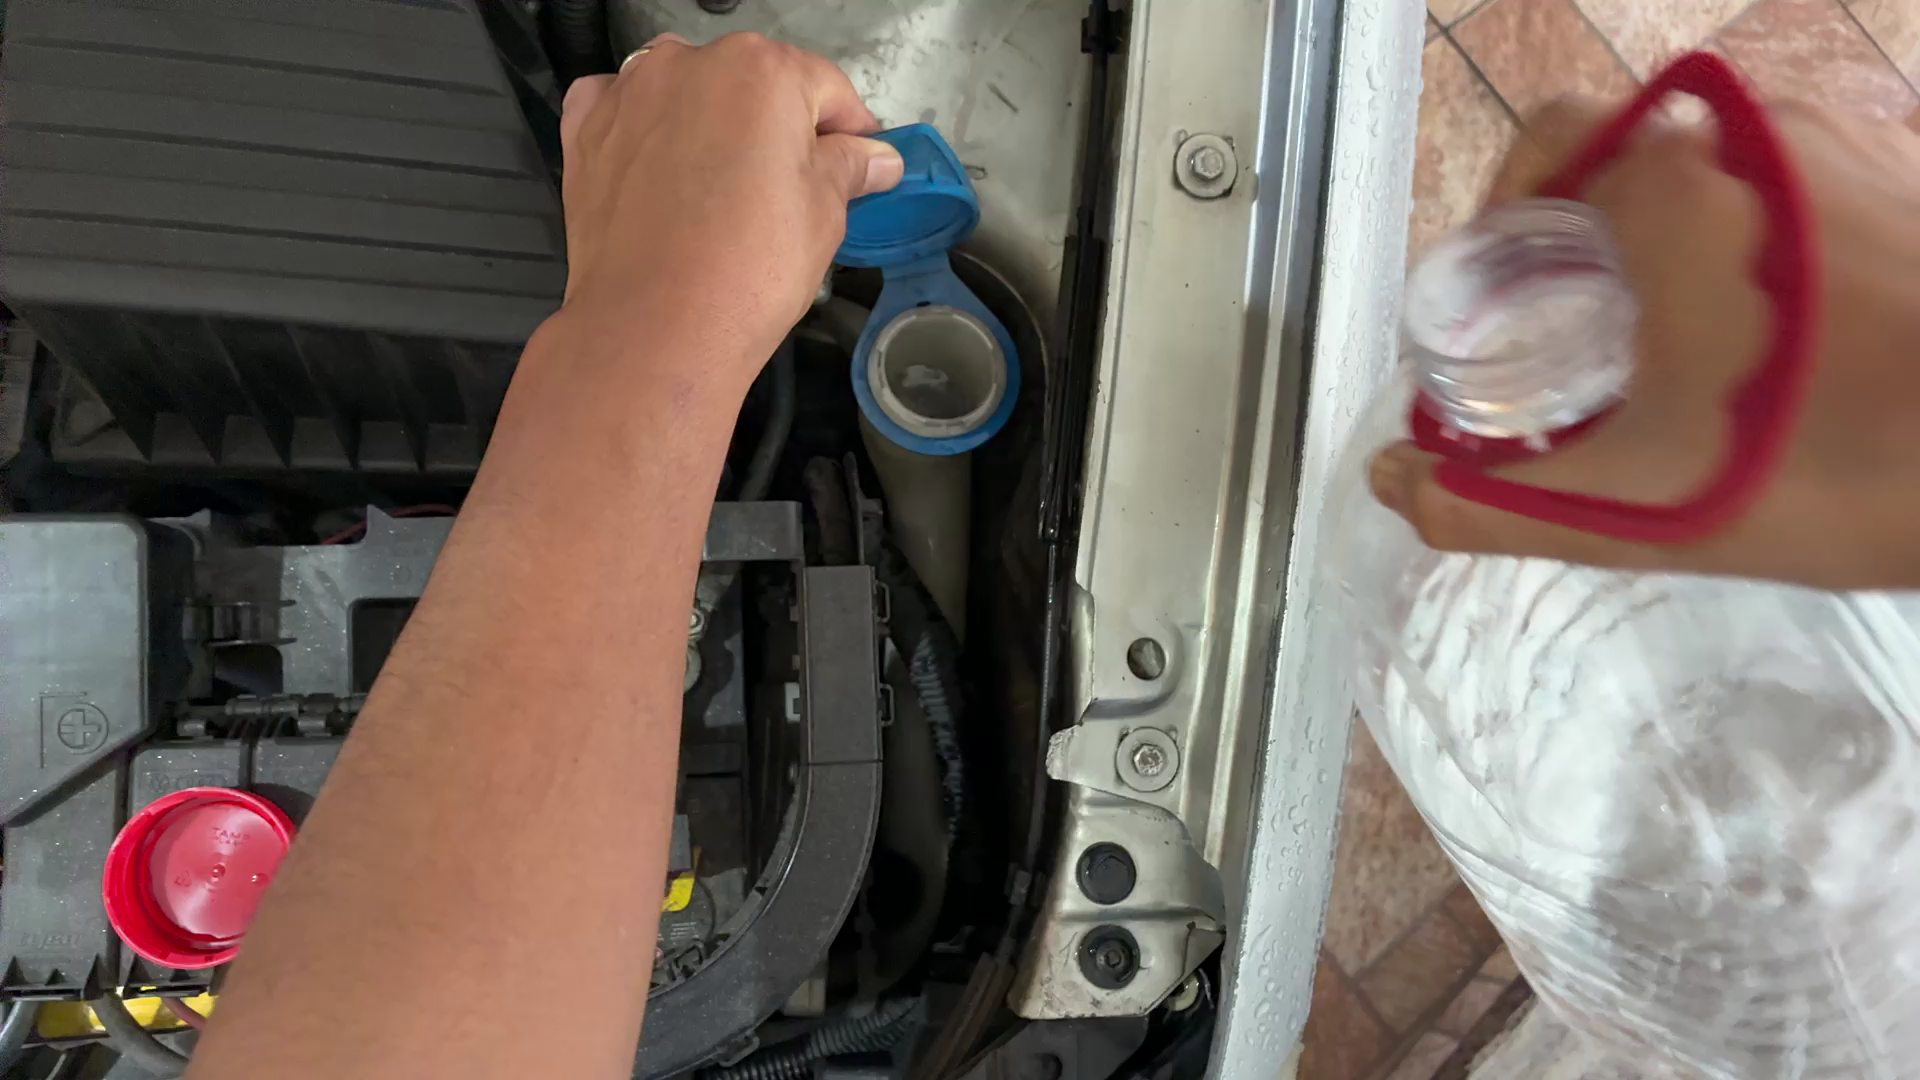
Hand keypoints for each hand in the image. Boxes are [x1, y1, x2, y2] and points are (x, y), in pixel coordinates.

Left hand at [552, 33, 903, 387]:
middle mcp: (691, 62)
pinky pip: (635, 116)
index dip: (853, 131)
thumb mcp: (824, 218)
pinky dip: (657, 137)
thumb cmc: (751, 271)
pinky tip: (671, 183)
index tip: (860, 166)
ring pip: (694, 96)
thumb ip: (849, 169)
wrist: (657, 327)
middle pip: (757, 85)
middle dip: (782, 130)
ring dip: (718, 128)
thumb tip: (877, 157)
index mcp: (762, 73)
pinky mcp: (588, 130)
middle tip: (795, 195)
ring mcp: (630, 91)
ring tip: (728, 197)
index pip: (827, 88)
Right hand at [1370, 97, 1919, 588]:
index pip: (1550, 141)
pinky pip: (1766, 188)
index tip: (1500, 294)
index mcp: (1684, 200)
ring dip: (1633, 243)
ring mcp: (1852, 156)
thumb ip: (1484, 505)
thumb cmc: (1850, 467)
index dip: (1501, 211)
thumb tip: (1388, 480)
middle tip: (1552, 331)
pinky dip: (1714, 246)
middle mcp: (1767, 149)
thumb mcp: (1631, 512)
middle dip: (1558, 235)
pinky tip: (1731, 338)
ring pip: (1691, 168)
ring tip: (1632, 342)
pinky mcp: (1906, 187)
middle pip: (1613, 151)